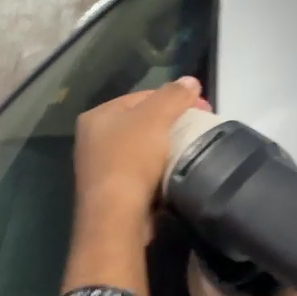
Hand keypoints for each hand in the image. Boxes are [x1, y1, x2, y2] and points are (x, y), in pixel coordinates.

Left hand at [73, 76, 209, 232]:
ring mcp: (100, 168)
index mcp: (98, 116)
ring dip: (166, 150)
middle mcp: (93, 139)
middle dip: (171, 125)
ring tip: (191, 153)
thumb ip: (173, 96)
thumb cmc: (131, 159)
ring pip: (142, 150)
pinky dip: (159, 172)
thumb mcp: (155, 118)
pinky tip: (174, 176)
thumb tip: (190, 81)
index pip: (142, 97)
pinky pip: (141, 174)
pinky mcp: (112, 193)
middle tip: (199, 131)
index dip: (175, 99)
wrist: (117, 214)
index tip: (203, 110)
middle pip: (141, 123)